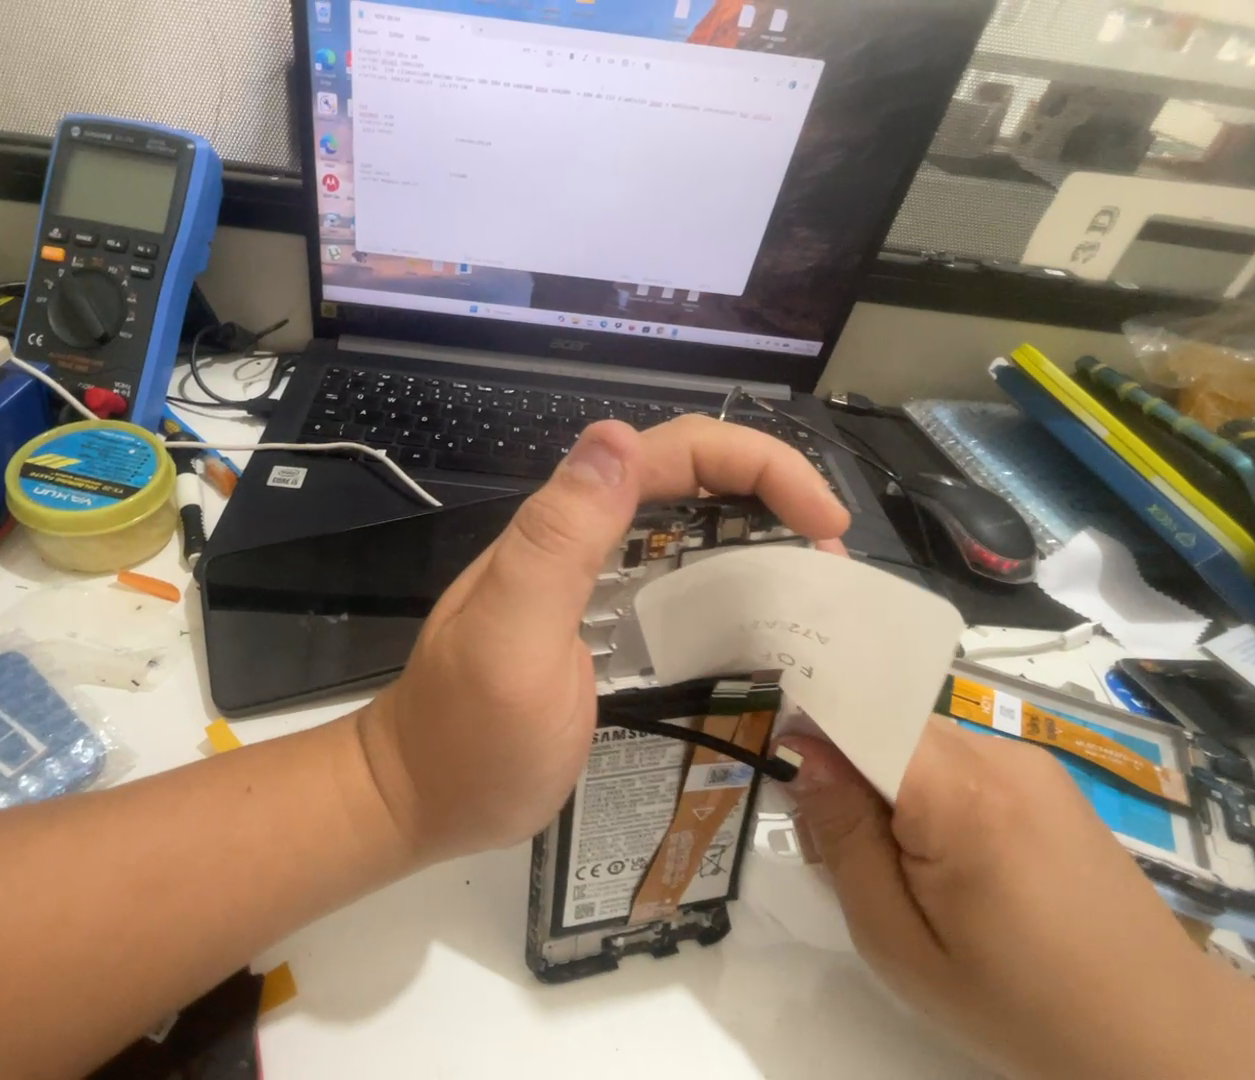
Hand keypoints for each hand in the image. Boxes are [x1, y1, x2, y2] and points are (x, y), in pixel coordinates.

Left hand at [356, 416, 849, 862]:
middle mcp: (583, 543)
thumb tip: (616, 438)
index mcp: (566, 527)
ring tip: (812, 597)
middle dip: (771, 499)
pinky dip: (728, 598)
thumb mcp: (509, 637)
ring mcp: (594, 589)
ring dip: (758, 547)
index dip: (758, 465)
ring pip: (689, 535)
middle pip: (691, 484)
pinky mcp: (604, 634)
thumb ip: (557, 539)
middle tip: (828, 561)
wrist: (425, 795)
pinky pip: (677, 594)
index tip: (822, 523)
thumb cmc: (469, 734)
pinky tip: (760, 637)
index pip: (674, 453)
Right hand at [783, 719, 1254, 1079]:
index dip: (806, 728)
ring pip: (914, 741)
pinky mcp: (1045, 777)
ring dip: (881, 783)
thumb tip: (802, 753)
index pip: (856, 712)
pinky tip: (942, 859)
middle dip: (840, 771)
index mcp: (959, 794)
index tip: (779, 773)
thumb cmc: (1018, 1004)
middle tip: (836, 854)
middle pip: (881, 726)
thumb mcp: (898, 941)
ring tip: (894, 866)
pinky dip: (923, 790)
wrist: (1168, 1040)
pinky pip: (954, 759)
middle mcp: (996, 753)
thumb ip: (843, 838)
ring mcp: (1027, 761)